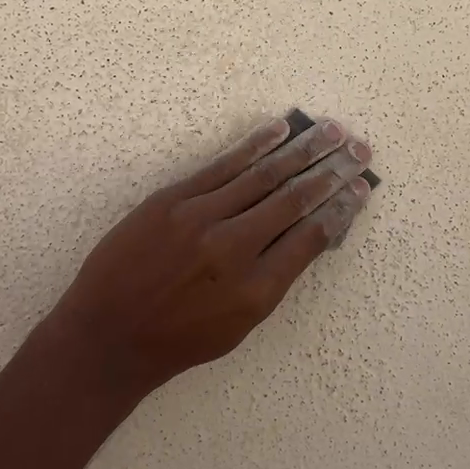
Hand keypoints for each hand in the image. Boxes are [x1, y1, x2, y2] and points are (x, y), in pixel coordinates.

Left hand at [42, 117, 373, 397]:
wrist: (107, 332)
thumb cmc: (176, 338)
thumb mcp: (238, 325)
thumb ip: (273, 279)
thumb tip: (307, 236)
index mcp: (256, 290)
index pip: (313, 238)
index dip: (342, 208)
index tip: (362, 187)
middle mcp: (234, 250)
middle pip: (295, 198)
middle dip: (332, 170)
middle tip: (359, 148)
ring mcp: (201, 219)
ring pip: (263, 175)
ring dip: (303, 149)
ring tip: (331, 130)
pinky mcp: (172, 200)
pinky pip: (222, 166)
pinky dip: (254, 146)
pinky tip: (278, 131)